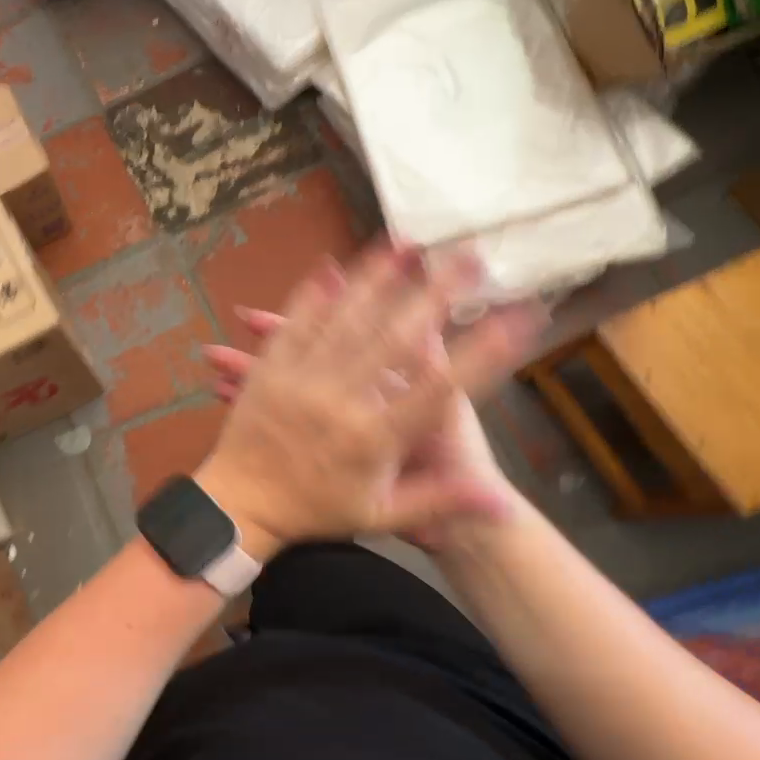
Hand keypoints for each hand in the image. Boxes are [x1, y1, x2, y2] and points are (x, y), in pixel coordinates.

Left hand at [192, 246, 540, 557]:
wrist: (239, 505)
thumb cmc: (314, 511)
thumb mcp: (381, 515)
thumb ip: (441, 500)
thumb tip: (505, 504)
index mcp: (374, 437)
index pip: (440, 387)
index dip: (483, 350)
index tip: (519, 315)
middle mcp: (338, 401)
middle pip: (394, 338)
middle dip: (434, 293)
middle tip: (467, 256)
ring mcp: (299, 382)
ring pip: (343, 322)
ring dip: (374, 280)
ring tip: (402, 245)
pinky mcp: (268, 372)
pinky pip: (293, 328)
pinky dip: (312, 298)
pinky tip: (332, 268)